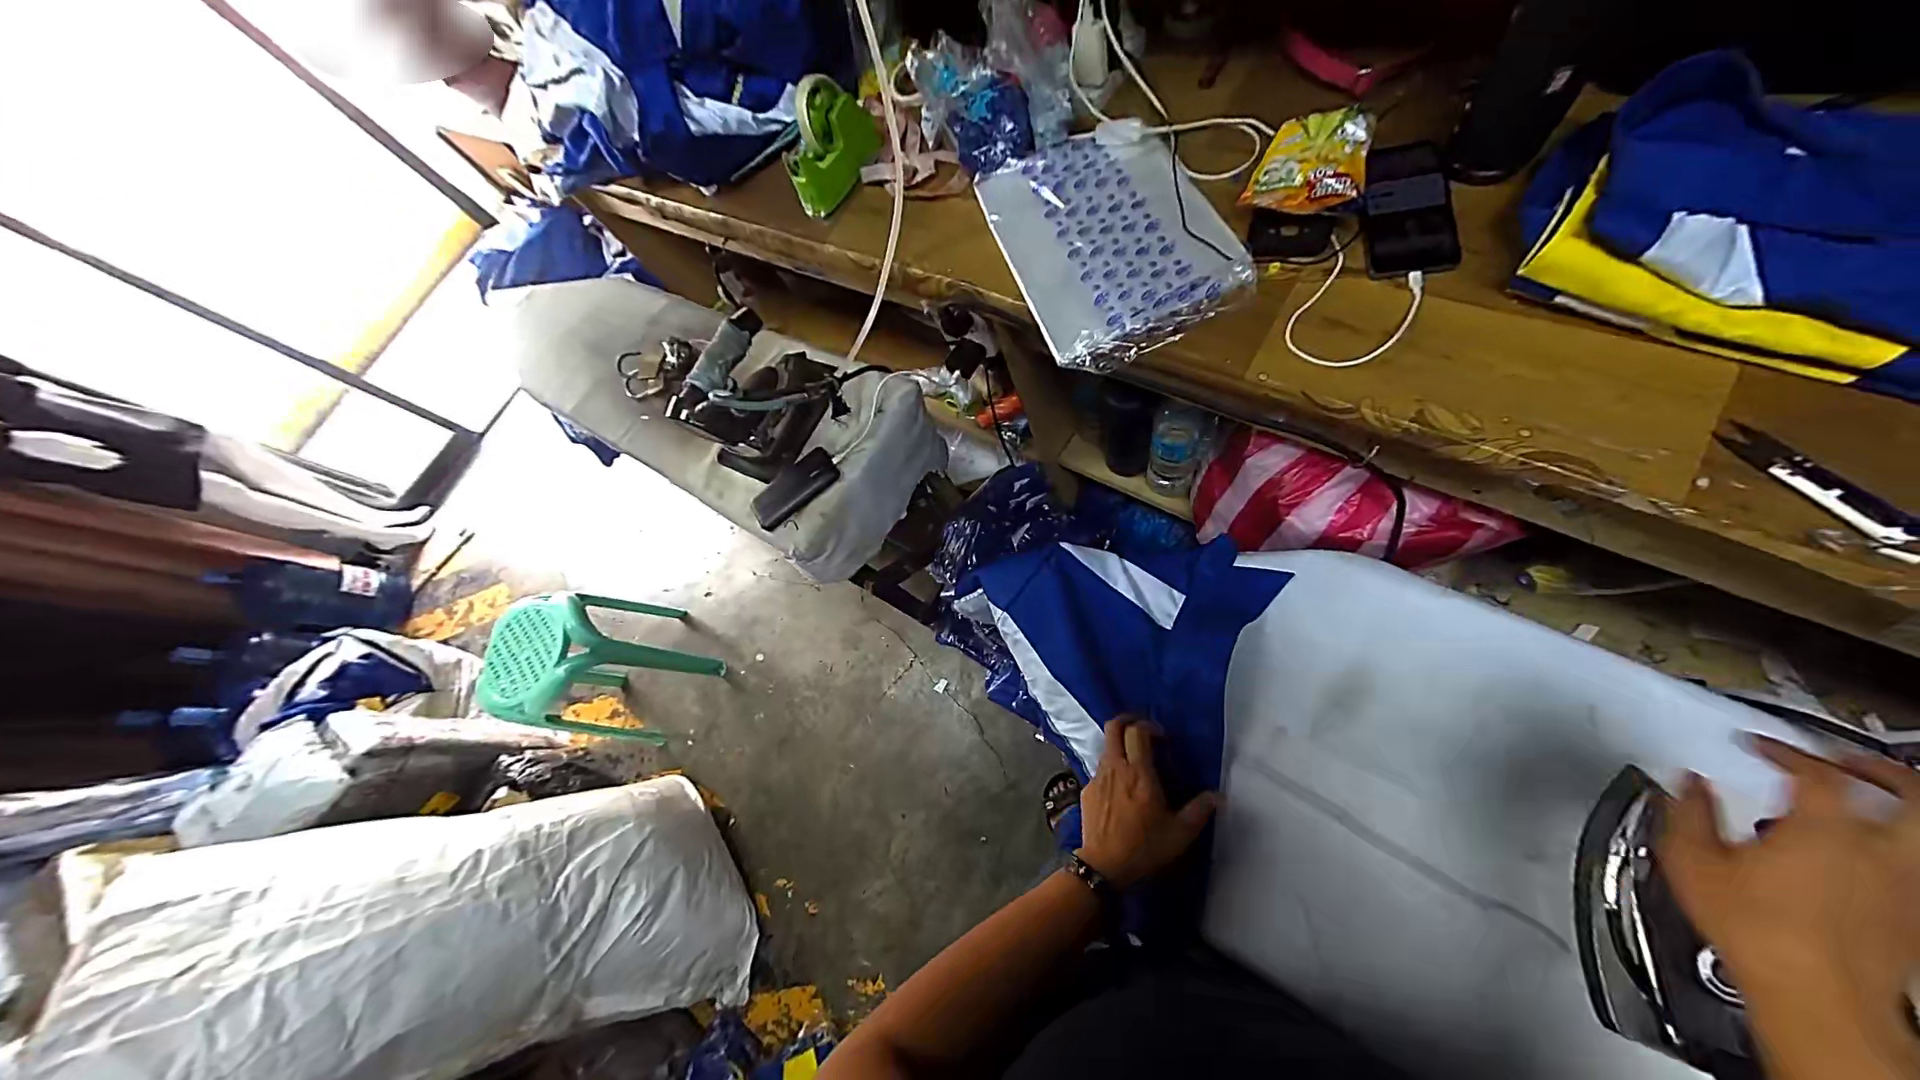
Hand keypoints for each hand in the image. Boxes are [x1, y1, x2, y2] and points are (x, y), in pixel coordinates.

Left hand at [1075, 715, 1217, 889]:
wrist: (1104, 867)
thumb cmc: (1144, 848)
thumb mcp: (1180, 833)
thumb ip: (1199, 810)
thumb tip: (1217, 796)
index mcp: (1139, 773)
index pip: (1137, 732)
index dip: (1148, 725)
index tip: (1161, 735)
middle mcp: (1115, 768)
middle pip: (1113, 728)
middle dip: (1127, 721)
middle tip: (1142, 730)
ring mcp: (1097, 778)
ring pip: (1105, 748)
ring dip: (1119, 746)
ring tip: (1134, 762)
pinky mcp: (1086, 790)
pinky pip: (1099, 770)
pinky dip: (1110, 769)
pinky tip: (1120, 789)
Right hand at [1659, 736, 1919, 1047]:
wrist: (1815, 997)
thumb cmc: (1755, 930)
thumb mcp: (1691, 859)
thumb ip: (1688, 812)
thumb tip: (1689, 784)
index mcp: (1823, 830)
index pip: (1816, 772)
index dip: (1785, 751)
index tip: (1760, 746)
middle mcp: (1878, 852)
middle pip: (1906, 794)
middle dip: (1876, 768)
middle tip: (1843, 758)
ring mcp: (1906, 887)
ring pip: (1919, 832)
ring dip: (1895, 807)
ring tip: (1863, 798)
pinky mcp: (1914, 916)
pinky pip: (1914, 867)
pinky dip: (1896, 848)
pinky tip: (1863, 853)